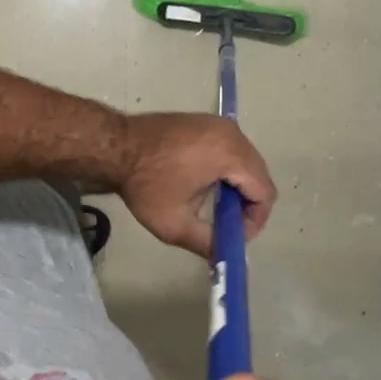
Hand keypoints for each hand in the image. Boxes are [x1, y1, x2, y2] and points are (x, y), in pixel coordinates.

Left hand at [119, 114, 276, 257]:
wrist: (115, 147)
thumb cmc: (146, 184)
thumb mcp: (175, 224)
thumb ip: (207, 243)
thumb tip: (226, 257)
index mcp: (231, 154)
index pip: (264, 192)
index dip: (255, 220)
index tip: (233, 235)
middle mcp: (232, 134)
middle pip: (259, 176)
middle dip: (247, 204)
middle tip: (224, 224)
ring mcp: (219, 124)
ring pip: (247, 163)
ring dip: (237, 187)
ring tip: (213, 206)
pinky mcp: (207, 122)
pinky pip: (232, 149)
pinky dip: (227, 170)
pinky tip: (203, 184)